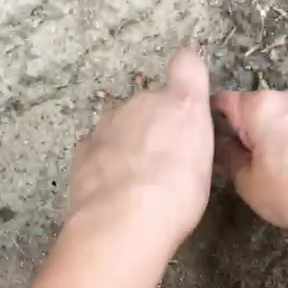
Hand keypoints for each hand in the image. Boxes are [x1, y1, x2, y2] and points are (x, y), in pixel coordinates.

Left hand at [64, 47, 213, 255]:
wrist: (121, 223)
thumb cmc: (175, 197)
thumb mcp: (203, 168)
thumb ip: (193, 137)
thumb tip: (183, 133)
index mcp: (181, 104)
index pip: (188, 64)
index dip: (189, 74)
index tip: (189, 91)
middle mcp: (142, 102)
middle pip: (152, 102)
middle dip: (156, 125)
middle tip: (162, 163)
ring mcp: (108, 122)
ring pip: (123, 124)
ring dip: (128, 142)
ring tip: (134, 181)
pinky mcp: (84, 146)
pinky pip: (99, 145)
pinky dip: (105, 160)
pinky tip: (111, 187)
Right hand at [212, 87, 287, 242]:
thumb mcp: (247, 181)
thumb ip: (227, 157)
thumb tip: (218, 145)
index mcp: (259, 106)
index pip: (222, 101)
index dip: (211, 121)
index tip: (208, 142)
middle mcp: (285, 97)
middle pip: (250, 108)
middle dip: (242, 131)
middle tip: (239, 164)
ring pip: (274, 117)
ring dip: (266, 136)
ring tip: (268, 169)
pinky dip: (286, 140)